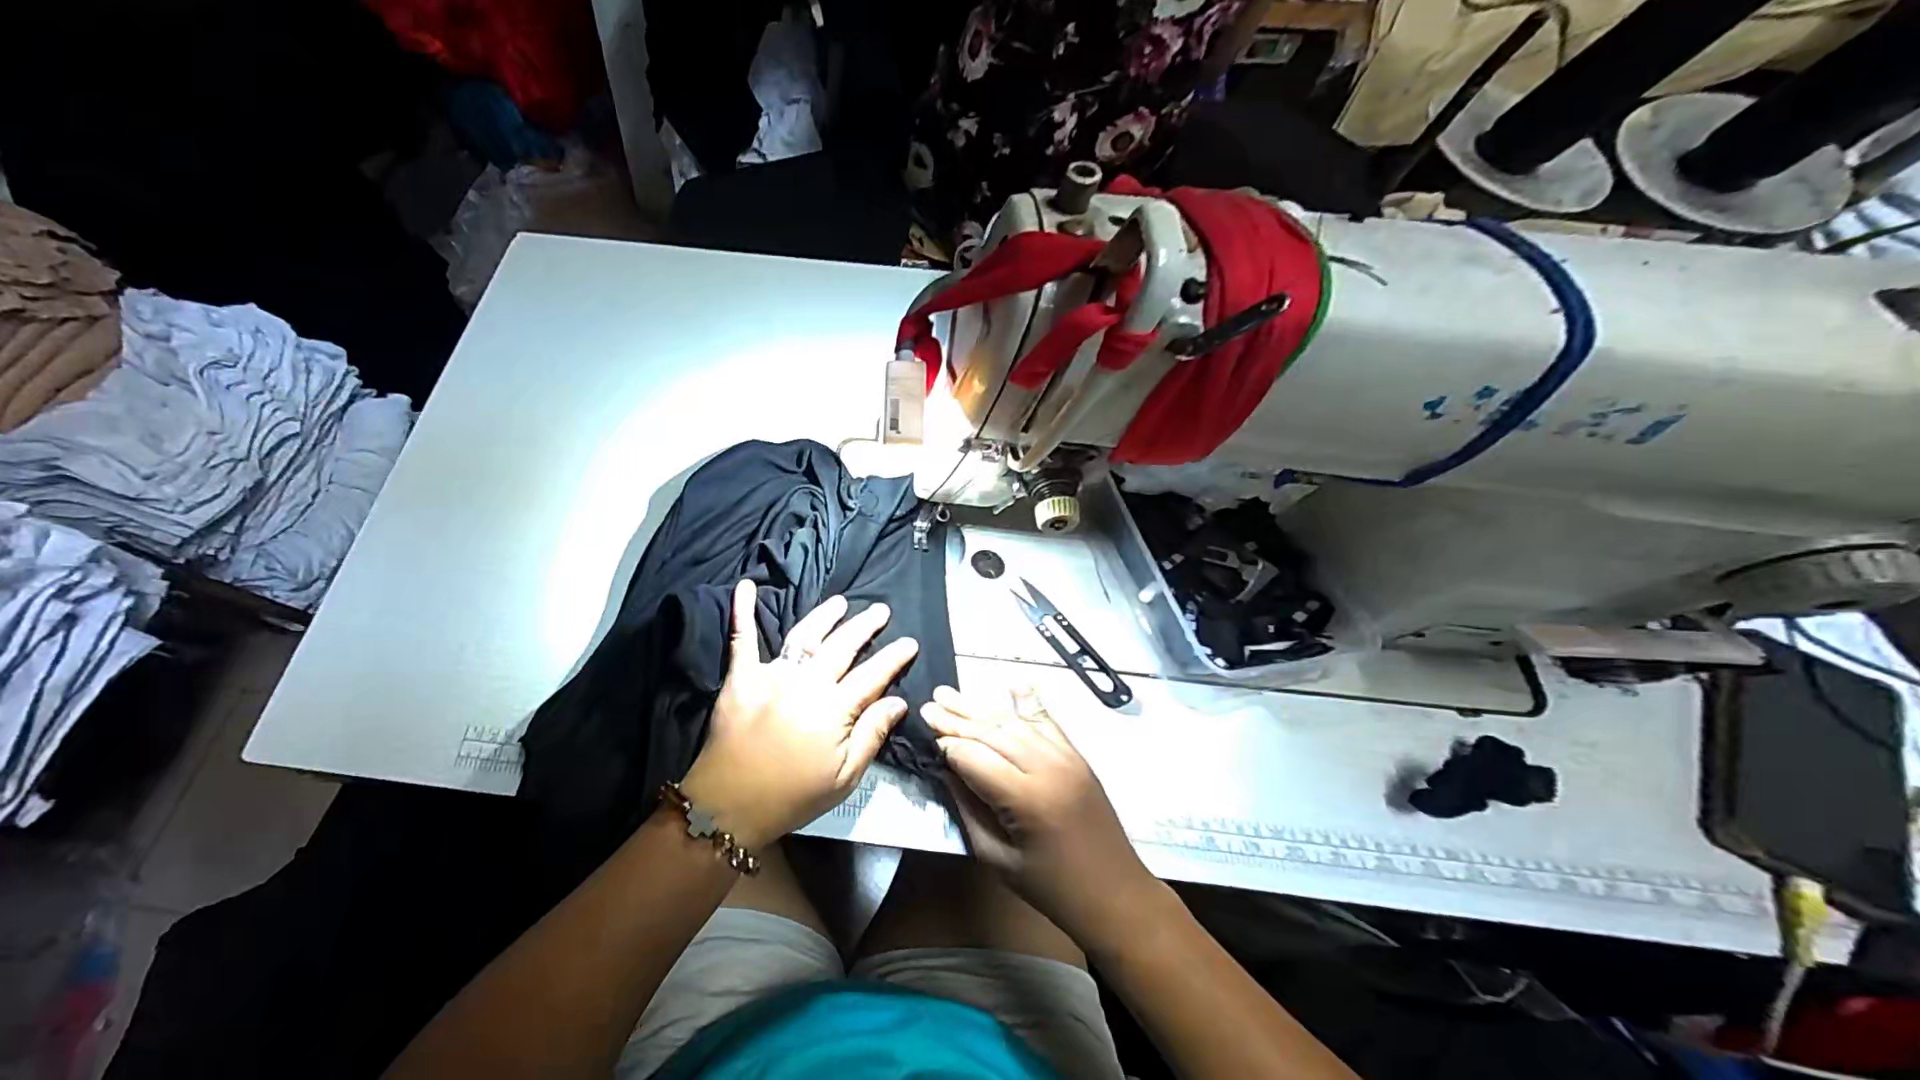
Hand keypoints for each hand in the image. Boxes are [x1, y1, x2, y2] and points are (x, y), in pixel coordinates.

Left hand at [679, 580, 919, 847]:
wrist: (727, 808)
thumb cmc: (792, 796)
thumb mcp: (844, 777)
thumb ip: (872, 734)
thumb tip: (898, 701)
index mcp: (834, 708)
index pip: (873, 675)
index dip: (894, 657)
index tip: (910, 642)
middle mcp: (806, 683)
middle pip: (842, 647)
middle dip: (865, 626)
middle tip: (881, 611)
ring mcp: (771, 676)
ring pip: (804, 636)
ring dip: (825, 616)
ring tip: (841, 602)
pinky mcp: (741, 678)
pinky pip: (742, 639)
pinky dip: (742, 611)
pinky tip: (746, 586)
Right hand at [922, 685, 1159, 941]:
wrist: (1115, 893)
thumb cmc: (1052, 887)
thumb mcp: (998, 857)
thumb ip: (969, 809)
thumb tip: (947, 771)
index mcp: (1025, 798)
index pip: (974, 758)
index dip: (947, 747)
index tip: (925, 737)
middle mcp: (1047, 767)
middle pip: (993, 733)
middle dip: (958, 720)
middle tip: (929, 706)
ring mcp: (1066, 757)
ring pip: (1016, 723)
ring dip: (982, 709)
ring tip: (951, 695)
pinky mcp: (1077, 756)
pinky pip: (1048, 722)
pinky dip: (1028, 703)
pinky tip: (1013, 684)